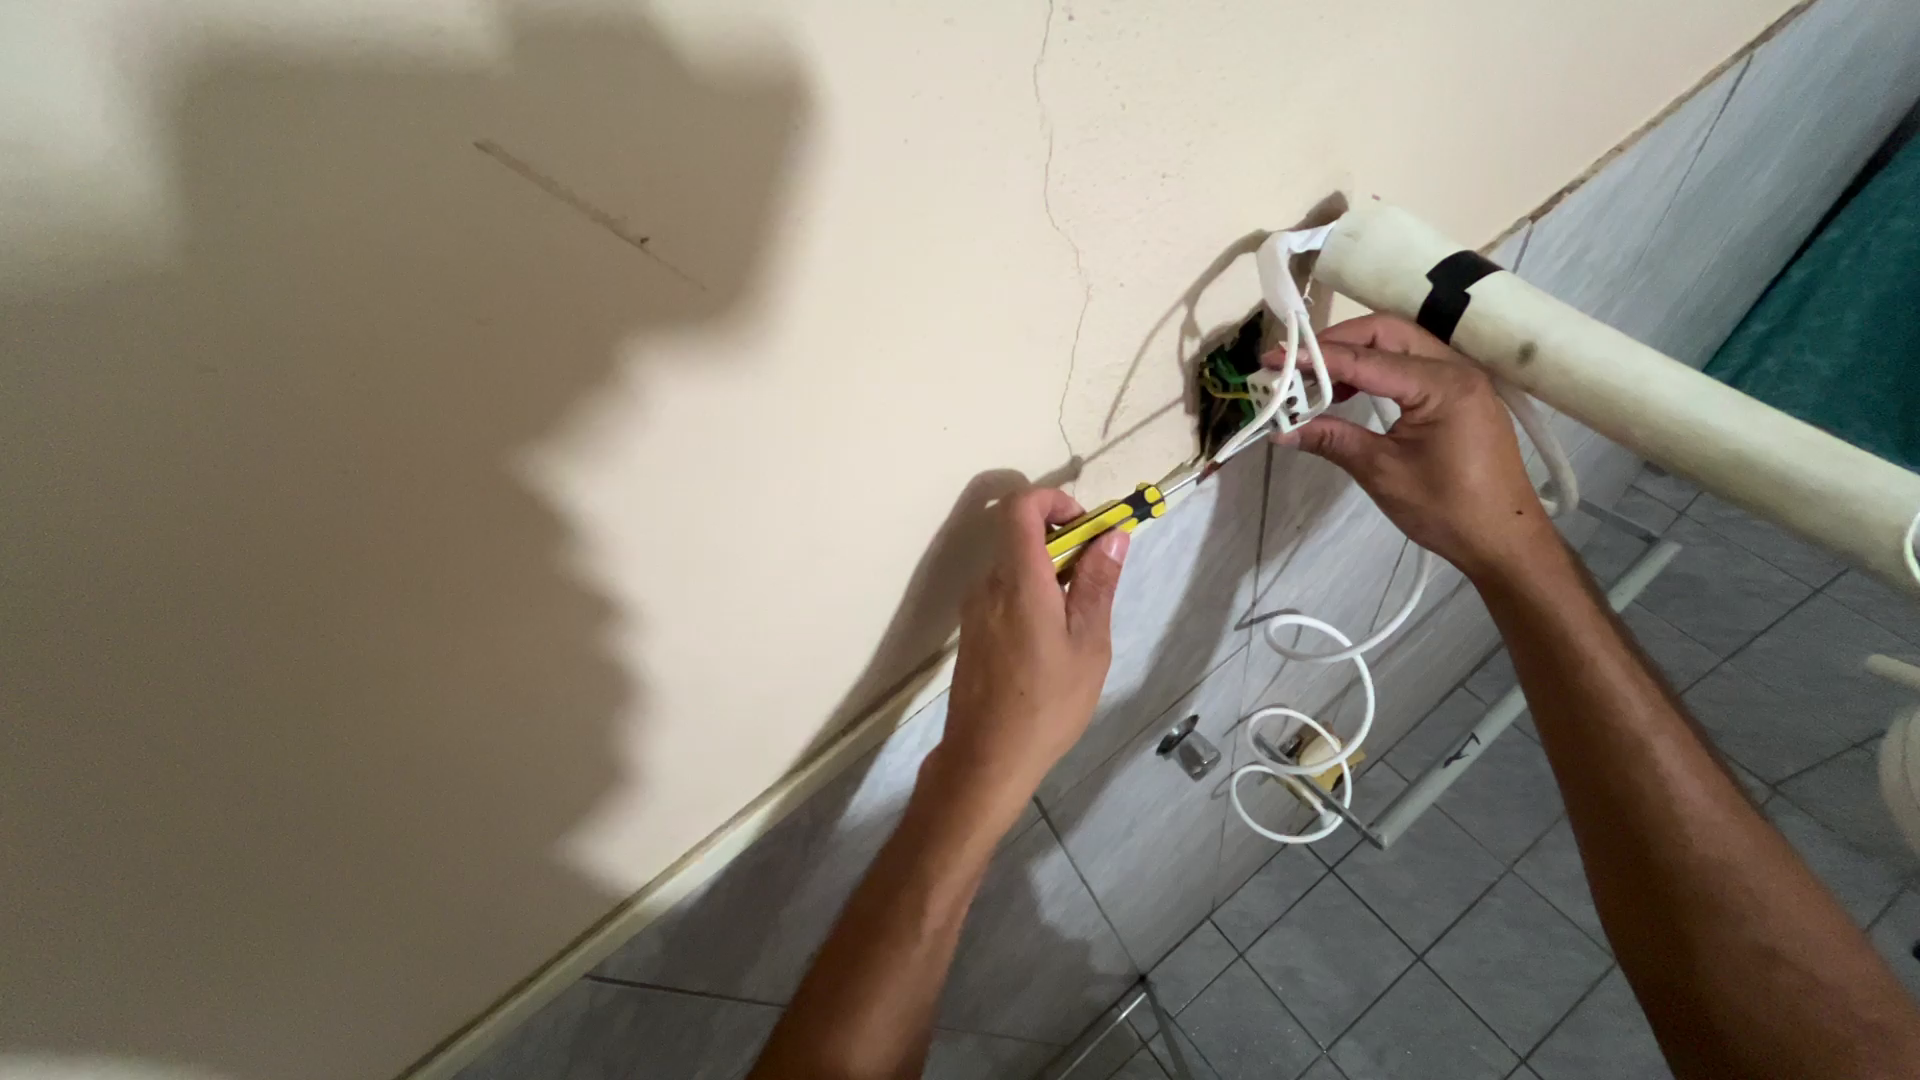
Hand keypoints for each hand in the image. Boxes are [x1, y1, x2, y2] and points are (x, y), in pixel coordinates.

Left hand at [931, 488, 1127, 820]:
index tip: (1086, 525)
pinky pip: (1003, 593)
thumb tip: (1112, 535)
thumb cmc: (1047, 704)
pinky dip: (1031, 594)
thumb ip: (1097, 584)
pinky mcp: (972, 630)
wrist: (986, 757)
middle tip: (1097, 577)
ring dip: (1048, 572)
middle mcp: (988, 584)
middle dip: (1062, 540)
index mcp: (1018, 580)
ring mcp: (974, 608)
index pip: (1019, 506)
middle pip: (1019, 535)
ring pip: (1013, 566)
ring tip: (1080, 618)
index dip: (1053, 499)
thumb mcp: (1089, 644)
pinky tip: (1052, 639)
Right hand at [1274, 314, 1559, 581]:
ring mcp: (1459, 379)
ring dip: (1353, 353)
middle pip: (1386, 332)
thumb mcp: (1381, 472)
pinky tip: (1347, 391)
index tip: (1273, 358)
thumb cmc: (1446, 509)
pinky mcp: (1456, 394)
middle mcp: (1455, 369)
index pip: (1366, 359)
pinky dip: (1373, 368)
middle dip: (1335, 342)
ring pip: (1397, 344)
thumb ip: (1332, 440)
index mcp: (1442, 386)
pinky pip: (1408, 364)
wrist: (1501, 538)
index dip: (1316, 357)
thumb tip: (1281, 431)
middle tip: (1293, 364)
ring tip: (1314, 379)